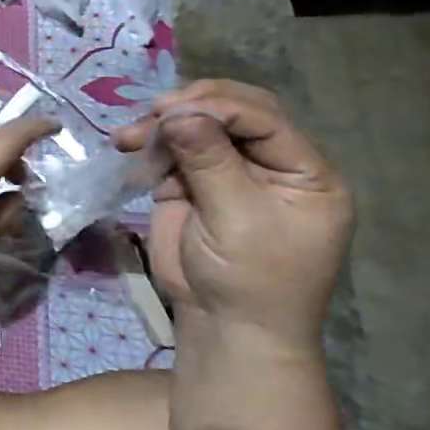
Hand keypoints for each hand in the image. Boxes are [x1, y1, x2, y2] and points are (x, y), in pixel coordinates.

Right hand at [114, 80, 352, 346]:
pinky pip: (169, 154)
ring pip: (195, 130)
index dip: (219, 107)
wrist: (224, 323)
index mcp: (304, 172)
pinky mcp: (189, 187)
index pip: (264, 120)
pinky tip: (127, 148)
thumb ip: (209, 161)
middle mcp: (268, 166)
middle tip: (152, 110)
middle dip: (191, 107)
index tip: (170, 108)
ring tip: (126, 137)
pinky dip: (147, 147)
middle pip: (234, 114)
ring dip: (159, 127)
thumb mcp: (237, 216)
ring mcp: (226, 175)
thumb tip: (177, 113)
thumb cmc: (251, 275)